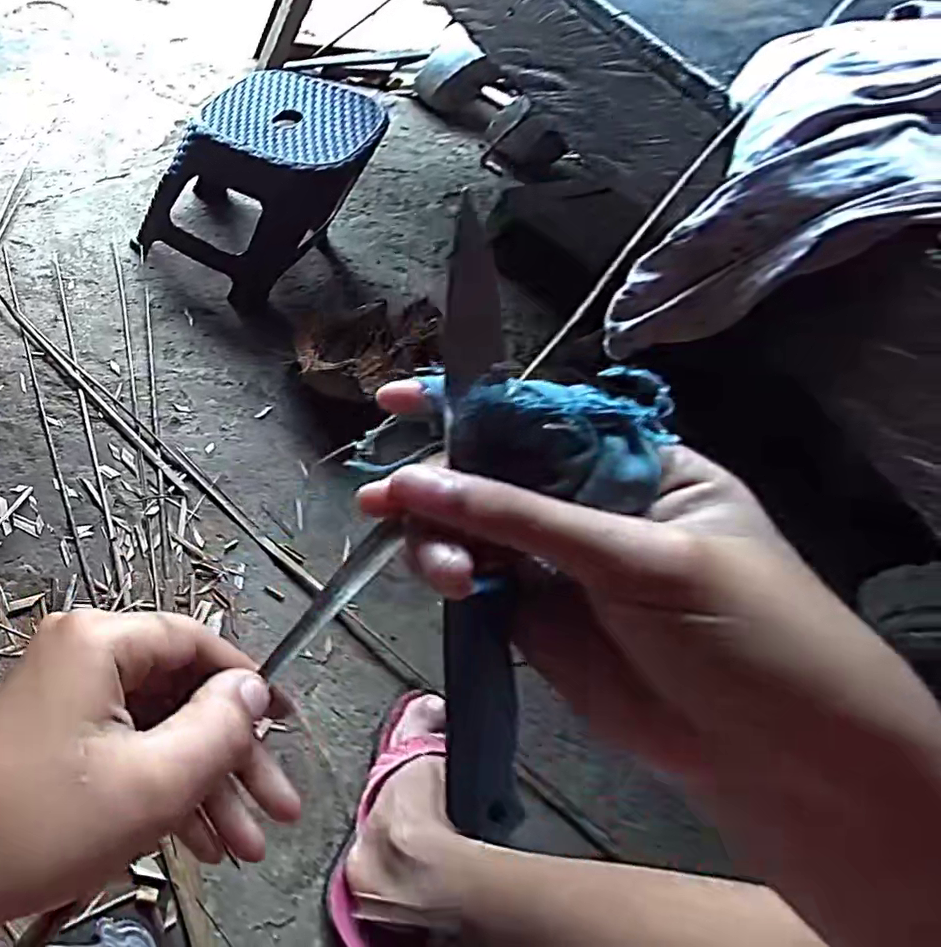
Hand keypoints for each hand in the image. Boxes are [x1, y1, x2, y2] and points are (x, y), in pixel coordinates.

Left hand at [0, 610, 302, 944]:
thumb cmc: (47, 819)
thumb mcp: (152, 780)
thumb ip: (216, 729)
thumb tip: (251, 692)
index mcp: (95, 639)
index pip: (189, 639)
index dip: (243, 681)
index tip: (285, 722)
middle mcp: (78, 649)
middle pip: (175, 686)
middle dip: (228, 750)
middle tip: (277, 805)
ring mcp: (64, 687)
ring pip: (153, 720)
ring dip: (201, 777)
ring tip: (244, 841)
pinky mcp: (56, 723)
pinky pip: (124, 738)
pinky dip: (161, 781)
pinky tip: (200, 836)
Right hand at [359, 380, 940, 945]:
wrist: (782, 765)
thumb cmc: (749, 638)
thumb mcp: (639, 560)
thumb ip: (517, 516)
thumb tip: (408, 483)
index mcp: (631, 468)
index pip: (533, 419)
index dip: (463, 406)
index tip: (395, 401)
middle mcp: (577, 502)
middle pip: (478, 472)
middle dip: (432, 487)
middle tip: (384, 503)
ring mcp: (543, 554)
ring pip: (456, 522)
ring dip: (432, 538)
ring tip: (442, 574)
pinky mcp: (517, 601)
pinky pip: (456, 569)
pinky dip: (439, 571)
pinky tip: (448, 588)